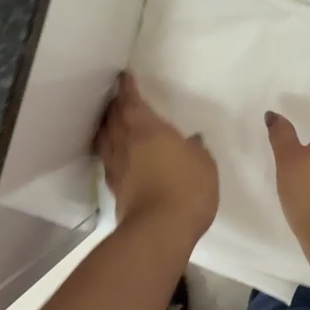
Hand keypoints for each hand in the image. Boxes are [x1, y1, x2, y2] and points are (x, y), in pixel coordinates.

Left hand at [96, 73, 218, 242]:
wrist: (160, 232)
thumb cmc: (187, 189)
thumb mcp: (203, 164)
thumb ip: (195, 150)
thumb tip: (191, 142)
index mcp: (149, 130)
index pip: (132, 103)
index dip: (127, 89)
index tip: (123, 77)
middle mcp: (128, 144)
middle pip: (114, 118)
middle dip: (114, 105)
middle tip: (115, 97)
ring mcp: (118, 168)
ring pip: (105, 139)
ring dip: (106, 127)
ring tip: (108, 122)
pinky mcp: (115, 190)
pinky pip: (108, 161)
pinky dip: (108, 151)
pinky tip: (113, 155)